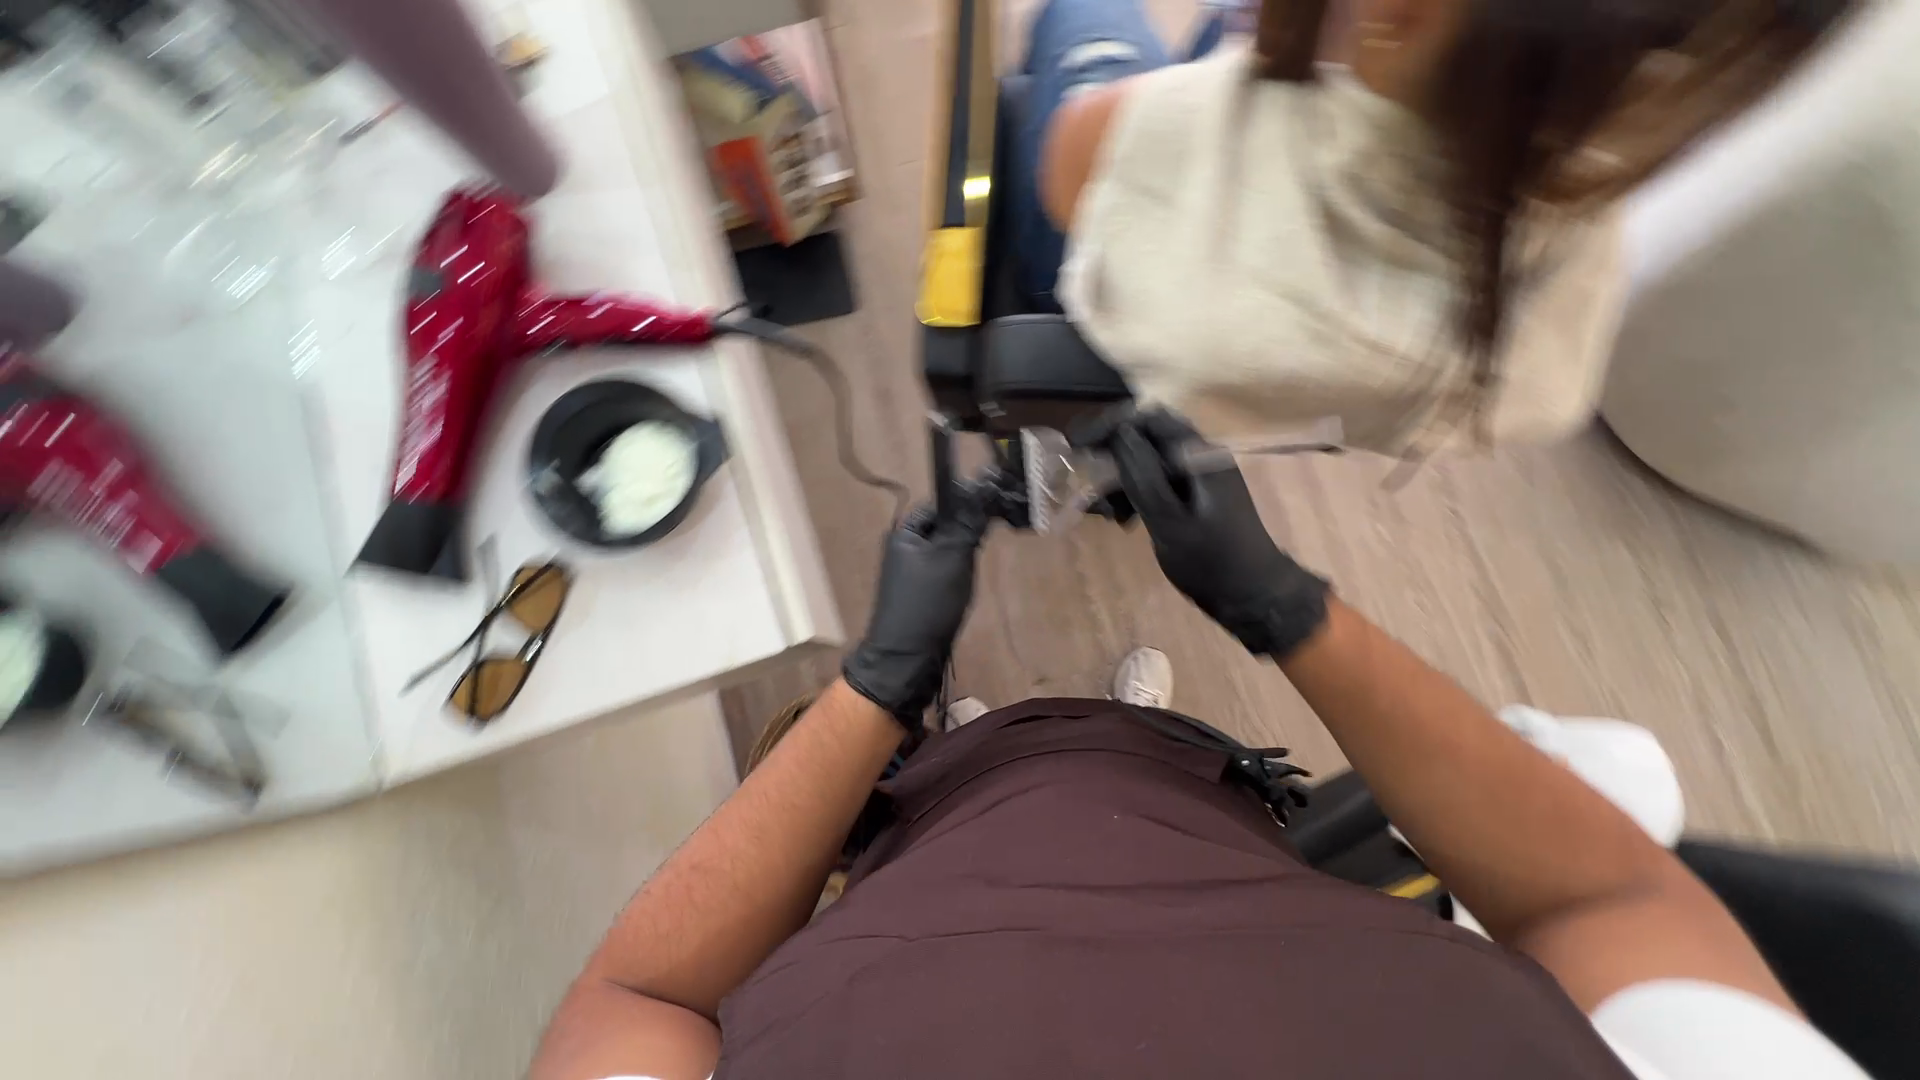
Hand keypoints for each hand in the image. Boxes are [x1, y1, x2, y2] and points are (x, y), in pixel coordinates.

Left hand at [842, 490, 989, 727]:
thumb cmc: (928, 602)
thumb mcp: (952, 557)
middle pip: (944, 530)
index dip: (963, 508)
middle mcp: (902, 549)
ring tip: (970, 576)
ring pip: (945, 554)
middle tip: (979, 552)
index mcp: (904, 533)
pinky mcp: (917, 595)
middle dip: (965, 538)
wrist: (906, 658)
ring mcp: (908, 574)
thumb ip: (966, 524)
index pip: (939, 506)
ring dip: (962, 562)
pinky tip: (962, 594)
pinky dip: (955, 581)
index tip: (988, 519)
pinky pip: (941, 576)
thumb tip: (979, 497)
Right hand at [1080, 409, 1330, 658]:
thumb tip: (1119, 433)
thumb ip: (1142, 475)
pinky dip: (1136, 495)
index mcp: (1198, 455)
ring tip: (1108, 515)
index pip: (1148, 419)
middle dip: (1111, 457)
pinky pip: (1158, 483)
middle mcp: (1199, 457)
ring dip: (1121, 481)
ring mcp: (1198, 477)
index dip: (1108, 425)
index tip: (1076, 445)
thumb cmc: (1210, 561)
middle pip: (1146, 438)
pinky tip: (1125, 521)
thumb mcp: (1168, 520)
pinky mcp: (1195, 497)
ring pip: (1148, 462)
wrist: (1253, 597)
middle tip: (1088, 486)